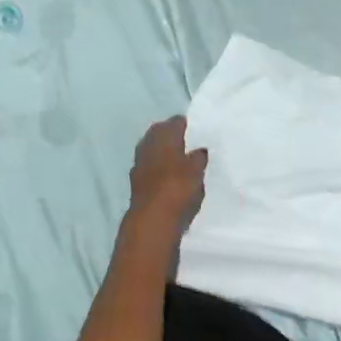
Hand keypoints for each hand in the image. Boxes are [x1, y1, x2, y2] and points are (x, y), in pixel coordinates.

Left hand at [128, 116, 207, 234]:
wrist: (153, 219)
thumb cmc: (178, 187)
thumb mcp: (197, 168)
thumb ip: (199, 155)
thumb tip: (199, 149)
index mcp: (162, 133)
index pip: (178, 121)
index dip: (191, 126)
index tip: (203, 133)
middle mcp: (147, 143)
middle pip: (164, 135)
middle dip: (177, 139)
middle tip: (196, 147)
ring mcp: (139, 162)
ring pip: (157, 152)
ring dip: (168, 155)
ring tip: (187, 164)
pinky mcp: (137, 181)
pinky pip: (153, 168)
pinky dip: (162, 170)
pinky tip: (174, 179)